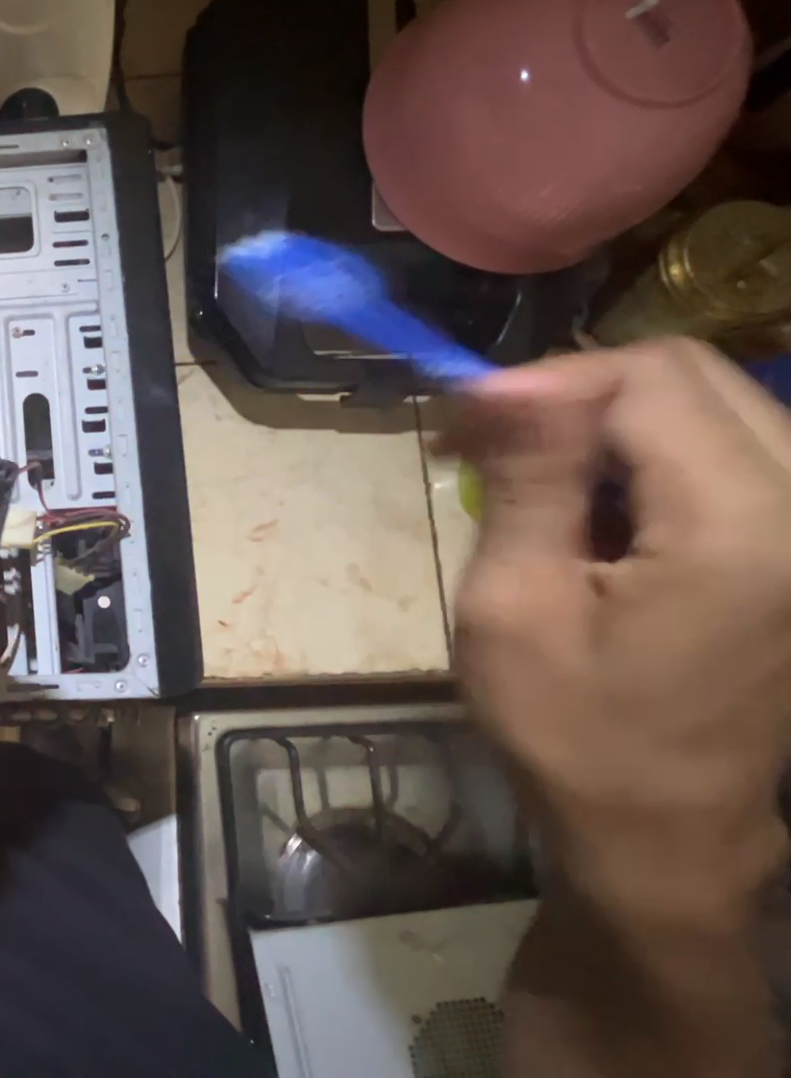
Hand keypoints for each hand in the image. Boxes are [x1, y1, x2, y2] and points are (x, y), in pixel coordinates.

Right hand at [450, 339, 790, 905]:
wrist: (657, 820)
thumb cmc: (563, 722)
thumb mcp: (512, 602)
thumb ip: (528, 482)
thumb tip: (510, 382)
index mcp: (740, 527)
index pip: (650, 381)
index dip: (544, 383)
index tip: (457, 423)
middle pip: (693, 377)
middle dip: (573, 393)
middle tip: (479, 444)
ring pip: (713, 406)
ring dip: (604, 423)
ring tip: (520, 474)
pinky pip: (730, 452)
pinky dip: (643, 456)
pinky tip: (584, 505)